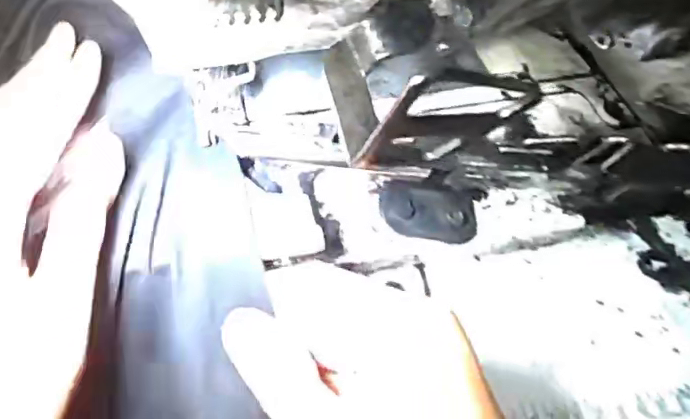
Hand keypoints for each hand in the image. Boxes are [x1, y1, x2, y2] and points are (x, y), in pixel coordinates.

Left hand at [0, 24, 124, 418]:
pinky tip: (0, 126)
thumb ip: (80, 227)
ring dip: (12, 98)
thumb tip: (104, 148)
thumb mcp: (55, 324)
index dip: (66, 91)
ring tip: (42, 66)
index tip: (91, 53)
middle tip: (65, 36)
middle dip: (36, 77)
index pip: (32, 133)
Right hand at [223, 263, 503, 418]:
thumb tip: (241, 325)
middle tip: (309, 404)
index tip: (262, 357)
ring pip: (357, 336)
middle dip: (308, 352)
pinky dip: (365, 383)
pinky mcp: (448, 374)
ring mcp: (444, 347)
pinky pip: (385, 357)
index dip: (275, 323)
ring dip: (335, 370)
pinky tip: (363, 413)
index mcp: (403, 317)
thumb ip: (278, 371)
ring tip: (339, 411)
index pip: (309, 283)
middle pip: (333, 309)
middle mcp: (428, 320)